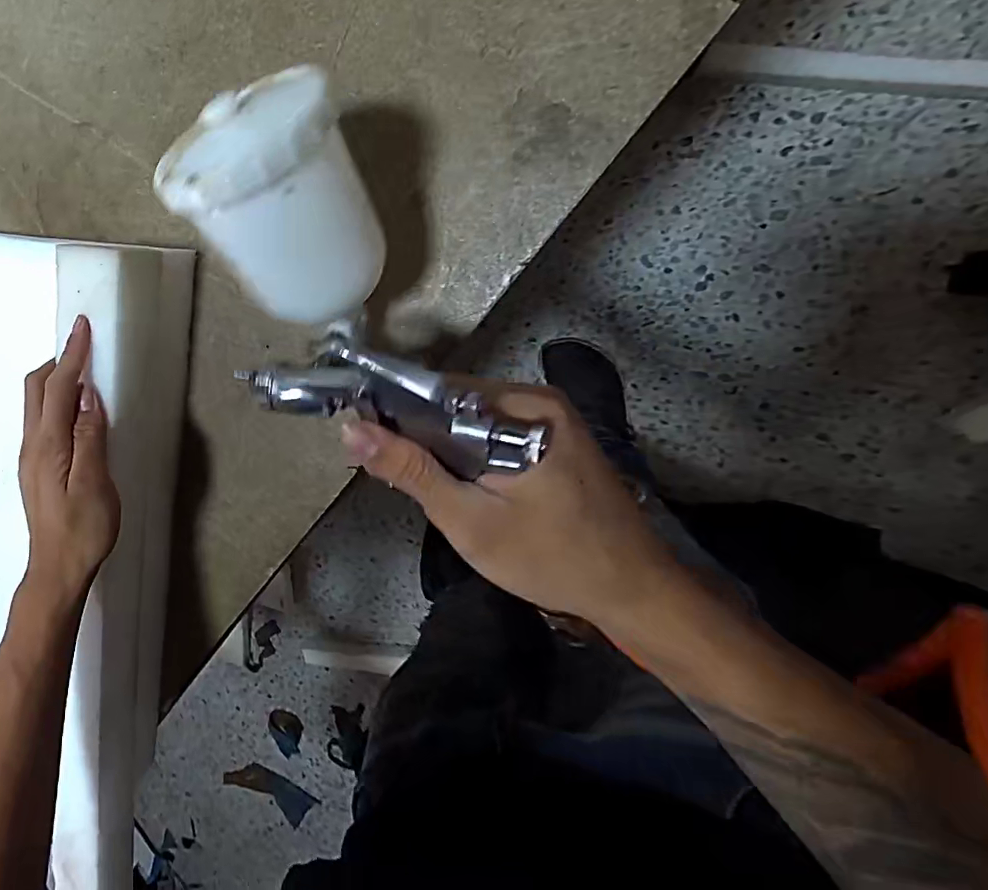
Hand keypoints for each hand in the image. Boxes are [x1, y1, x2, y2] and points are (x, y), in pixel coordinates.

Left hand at [18, 315, 121, 607]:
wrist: (57, 571)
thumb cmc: (82, 531)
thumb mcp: (95, 483)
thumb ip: (90, 436)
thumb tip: (87, 395)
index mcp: (47, 445)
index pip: (57, 388)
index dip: (71, 355)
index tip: (81, 327)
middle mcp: (32, 445)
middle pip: (36, 389)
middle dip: (58, 362)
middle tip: (85, 348)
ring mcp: (31, 457)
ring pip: (36, 404)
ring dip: (56, 381)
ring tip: (84, 373)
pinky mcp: (36, 468)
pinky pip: (42, 420)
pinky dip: (56, 402)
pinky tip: (75, 411)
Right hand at [340, 380, 684, 627]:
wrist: (638, 596)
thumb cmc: (553, 558)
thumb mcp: (470, 519)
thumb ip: (410, 470)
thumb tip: (350, 430)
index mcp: (523, 406)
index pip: (436, 392)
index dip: (395, 415)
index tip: (367, 444)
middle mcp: (537, 400)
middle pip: (452, 404)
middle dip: (421, 437)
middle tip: (400, 477)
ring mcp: (550, 419)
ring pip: (468, 421)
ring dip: (443, 449)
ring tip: (429, 486)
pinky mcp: (554, 440)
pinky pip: (490, 434)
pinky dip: (468, 456)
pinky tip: (463, 487)